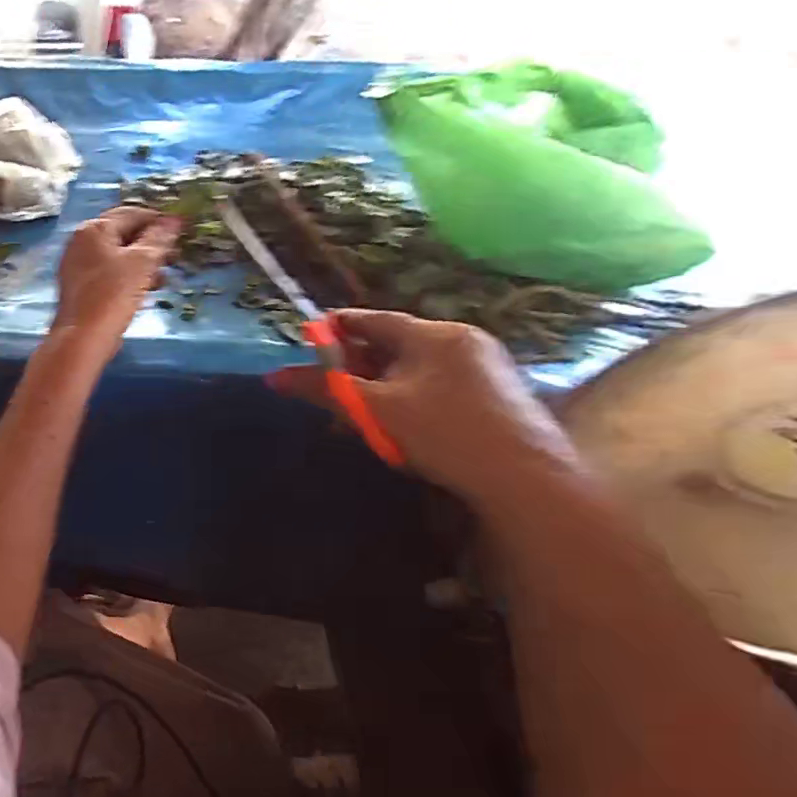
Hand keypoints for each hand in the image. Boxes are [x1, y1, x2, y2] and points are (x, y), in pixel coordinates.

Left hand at [52, 207, 179, 359]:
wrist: (83, 336)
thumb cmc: (113, 293)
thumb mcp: (143, 261)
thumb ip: (159, 237)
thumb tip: (173, 219)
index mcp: (93, 229)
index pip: (133, 213)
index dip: (160, 221)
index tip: (183, 232)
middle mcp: (80, 243)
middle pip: (124, 235)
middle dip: (152, 245)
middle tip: (175, 256)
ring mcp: (77, 266)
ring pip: (118, 257)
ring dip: (143, 264)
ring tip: (164, 276)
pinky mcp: (80, 288)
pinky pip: (109, 275)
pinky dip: (128, 278)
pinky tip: (147, 290)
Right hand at [268, 310, 581, 501]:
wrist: (522, 477)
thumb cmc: (441, 432)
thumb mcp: (371, 409)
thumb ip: (322, 388)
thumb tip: (273, 376)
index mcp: (434, 335)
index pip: (372, 319)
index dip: (334, 327)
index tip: (304, 338)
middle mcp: (462, 340)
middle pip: (391, 342)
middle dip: (353, 361)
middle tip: (323, 383)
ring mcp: (482, 366)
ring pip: (411, 364)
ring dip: (376, 381)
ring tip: (352, 409)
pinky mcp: (491, 392)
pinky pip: (432, 381)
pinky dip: (402, 392)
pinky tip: (391, 420)